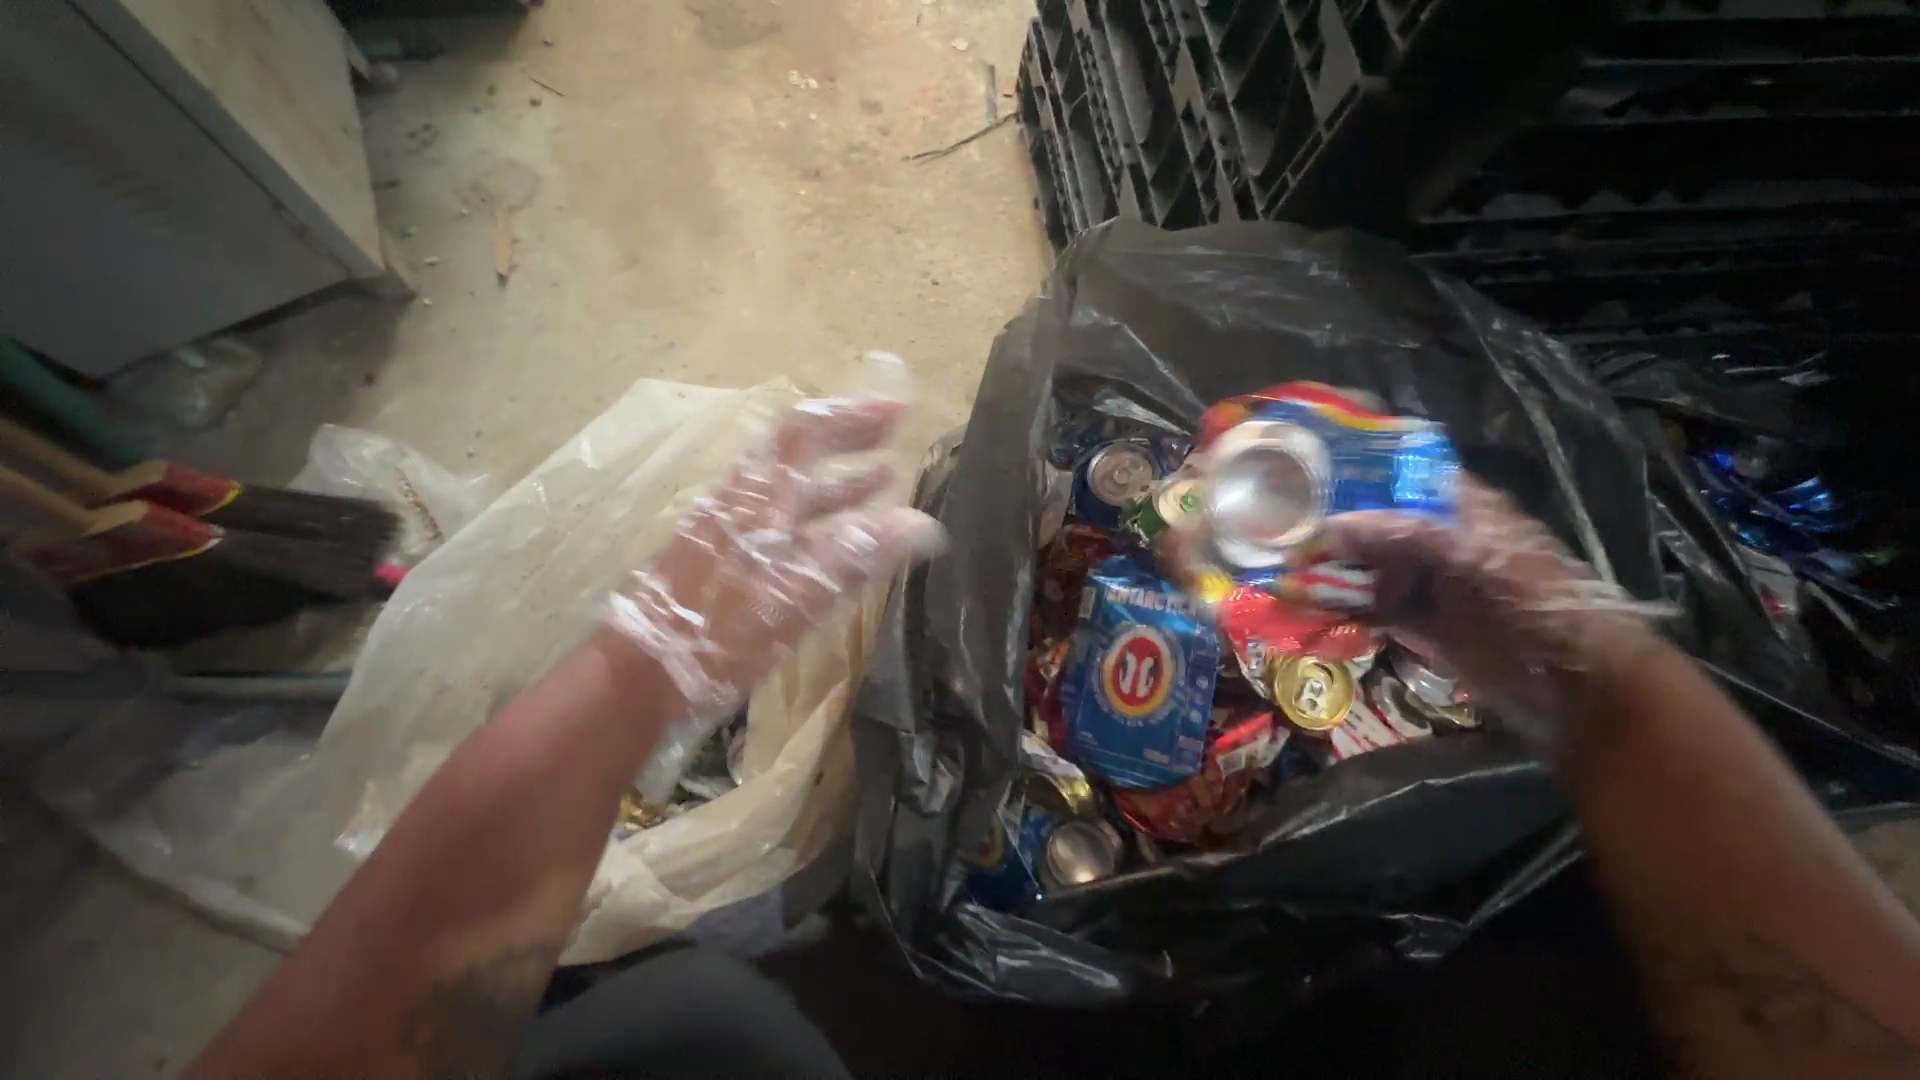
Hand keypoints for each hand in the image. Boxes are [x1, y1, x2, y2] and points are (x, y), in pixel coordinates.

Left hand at [605, 397, 944, 720]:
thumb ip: (857, 558)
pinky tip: (845, 539)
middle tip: (893, 433)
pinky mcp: (732, 560)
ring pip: (794, 492)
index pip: (807, 433)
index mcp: (759, 499)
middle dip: (850, 439)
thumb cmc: (718, 631)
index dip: (852, 414)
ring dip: (840, 482)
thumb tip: (922, 524)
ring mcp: (737, 531)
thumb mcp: (793, 597)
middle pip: (800, 454)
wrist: (645, 673)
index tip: (897, 407)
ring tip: (885, 479)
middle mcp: (746, 503)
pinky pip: (786, 523)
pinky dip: (822, 518)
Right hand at [1308, 476, 1664, 746]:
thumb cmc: (1533, 604)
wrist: (1573, 684)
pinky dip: (1336, 607)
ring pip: (1363, 567)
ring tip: (1280, 572)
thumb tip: (1327, 527)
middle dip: (1327, 530)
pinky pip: (1366, 607)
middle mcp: (1436, 538)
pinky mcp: (1416, 621)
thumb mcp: (1472, 556)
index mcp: (1459, 508)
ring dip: (1325, 572)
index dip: (1353, 476)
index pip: (1397, 478)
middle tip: (1277, 532)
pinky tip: (1303, 607)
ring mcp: (1425, 582)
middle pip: (1370, 524)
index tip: (1305, 477)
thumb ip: (1401, 534)